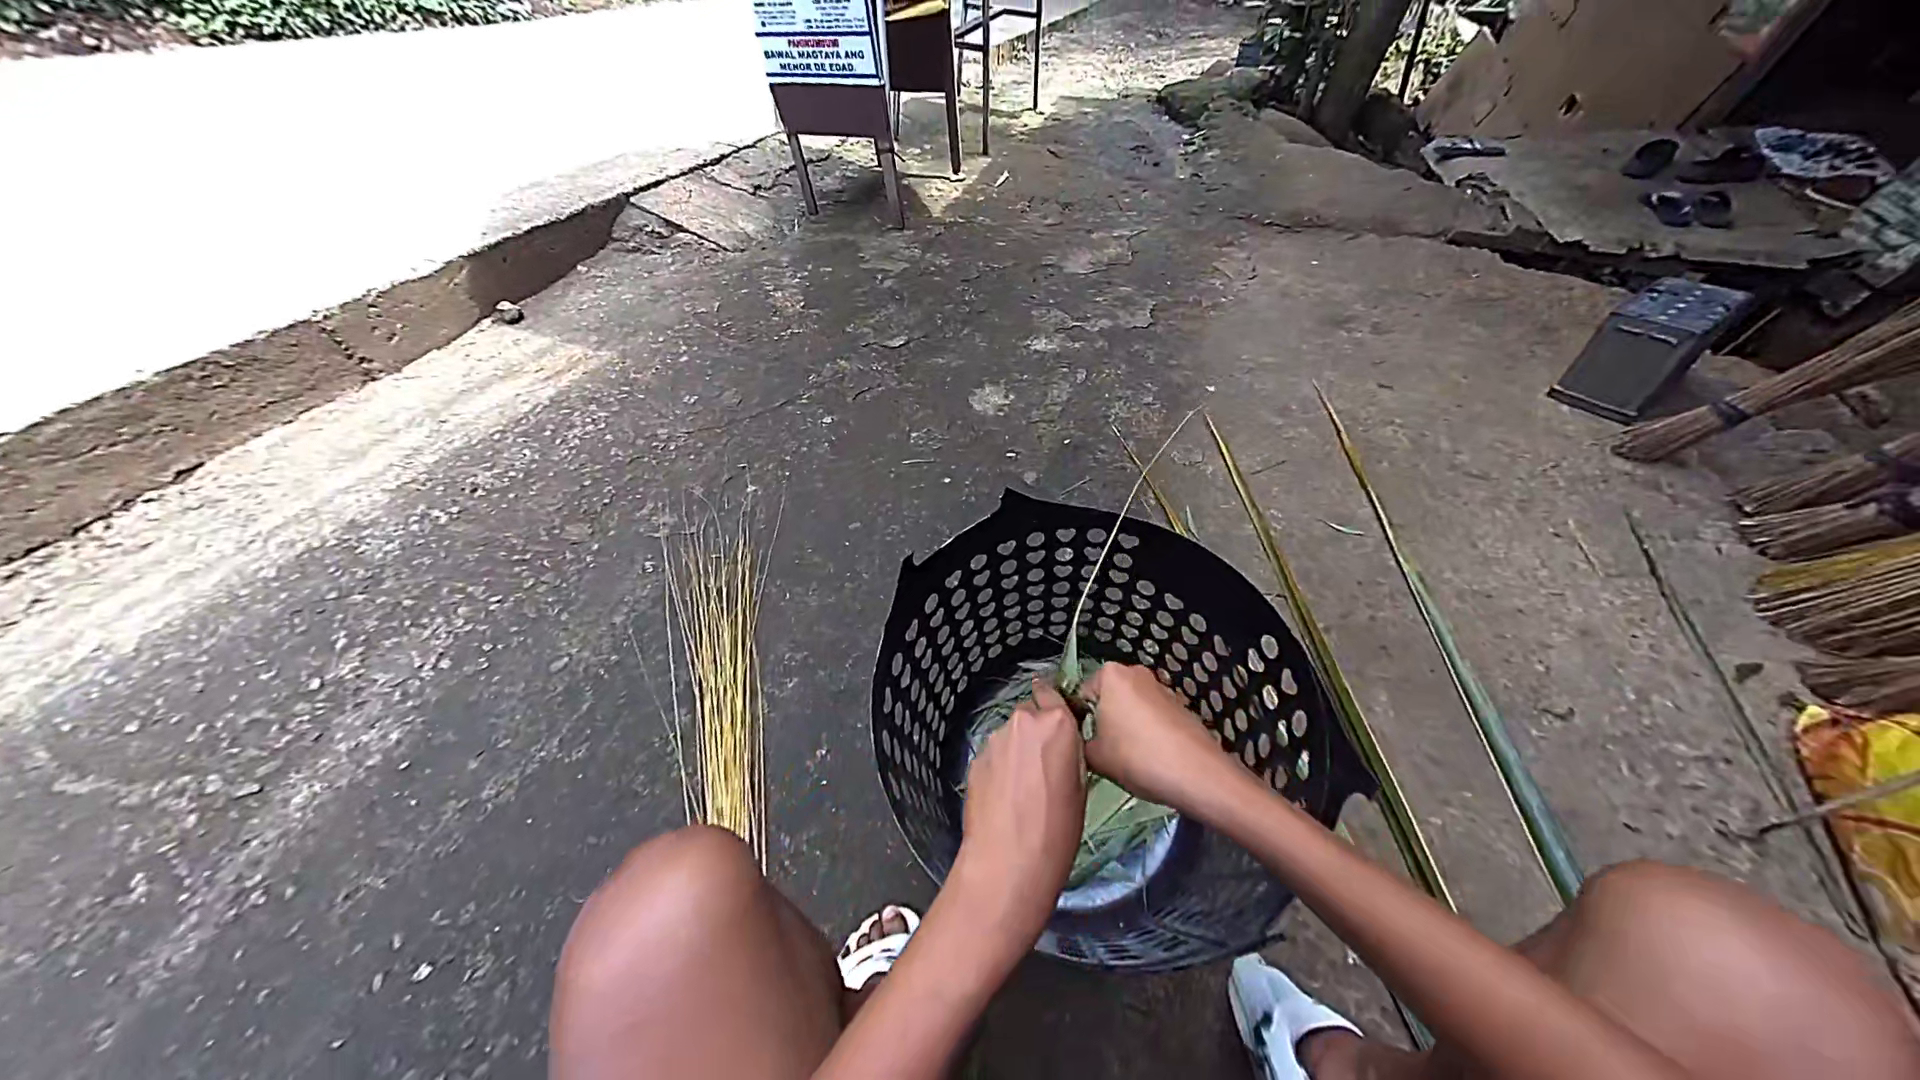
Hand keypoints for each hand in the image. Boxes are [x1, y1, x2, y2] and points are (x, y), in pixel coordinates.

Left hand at [953, 679, 1085, 939]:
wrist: (1006, 862)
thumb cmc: (1056, 830)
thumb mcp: (1081, 787)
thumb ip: (1069, 753)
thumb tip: (1060, 745)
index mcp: (1056, 724)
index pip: (1053, 693)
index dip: (1055, 706)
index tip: (1059, 721)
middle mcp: (1022, 723)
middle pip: (1030, 714)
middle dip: (1036, 732)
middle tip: (1045, 765)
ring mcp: (994, 740)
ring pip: (1011, 736)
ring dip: (1018, 750)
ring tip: (1024, 787)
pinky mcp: (975, 760)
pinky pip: (995, 755)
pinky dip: (1001, 767)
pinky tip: (1006, 796)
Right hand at [1082, 662, 1238, 813]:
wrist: (1197, 774)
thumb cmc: (1137, 756)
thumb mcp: (1094, 756)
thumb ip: (1080, 742)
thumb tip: (1085, 743)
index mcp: (1110, 673)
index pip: (1081, 695)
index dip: (1079, 721)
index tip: (1084, 743)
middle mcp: (1136, 672)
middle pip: (1109, 698)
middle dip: (1105, 721)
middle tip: (1104, 750)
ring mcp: (1162, 688)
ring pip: (1132, 708)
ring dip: (1128, 726)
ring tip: (1130, 757)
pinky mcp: (1182, 706)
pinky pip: (1154, 717)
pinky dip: (1149, 733)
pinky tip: (1152, 758)